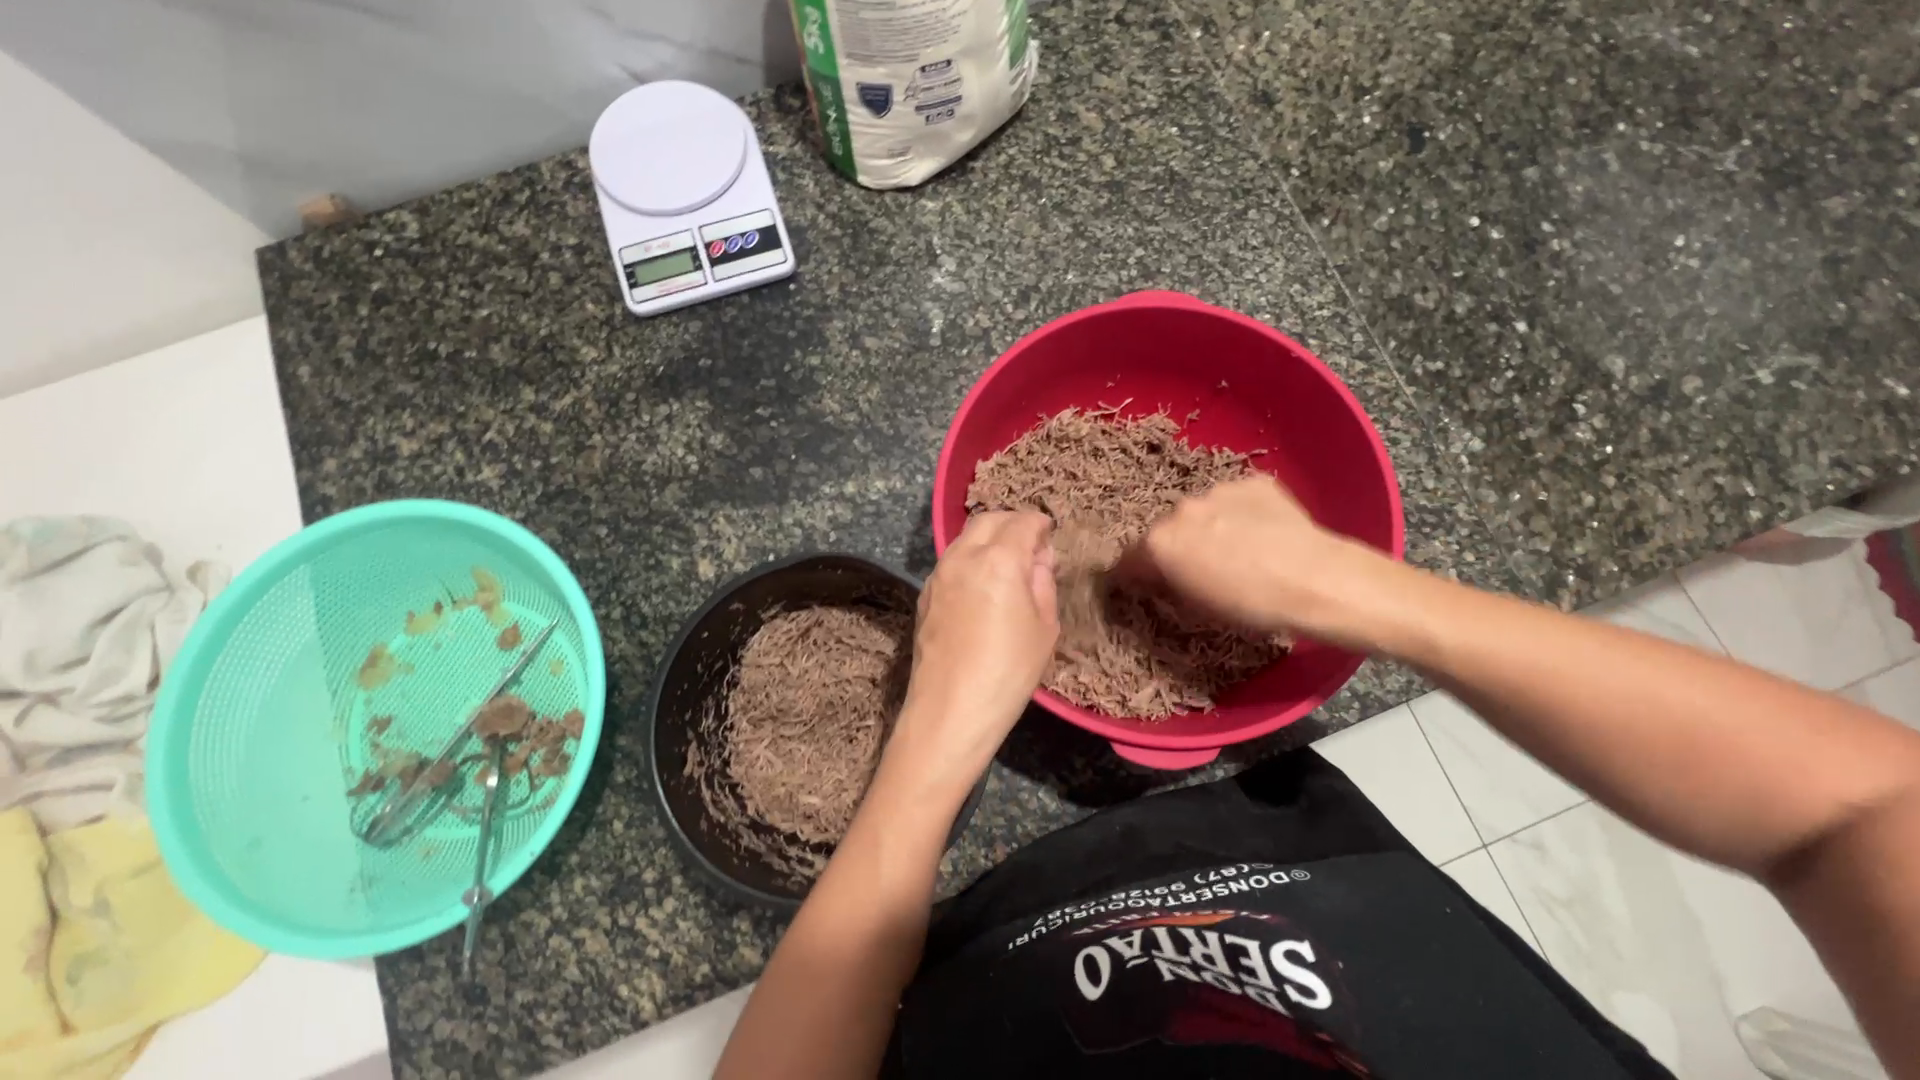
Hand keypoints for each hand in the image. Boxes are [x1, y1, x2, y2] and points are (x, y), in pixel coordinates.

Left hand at [886, 512, 1058, 791]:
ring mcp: (938, 575)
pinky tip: (983, 585)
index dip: (1040, 525)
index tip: (1050, 533)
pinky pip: (952, 562)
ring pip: (965, 539)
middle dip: (1012, 524)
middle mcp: (963, 557)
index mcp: (999, 560)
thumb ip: (1043, 583)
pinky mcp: (925, 595)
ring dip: (989, 540)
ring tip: (1008, 565)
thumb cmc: (1008, 672)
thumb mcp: (1045, 628)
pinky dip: (971, 559)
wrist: (950, 710)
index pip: (1022, 523)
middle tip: (1031, 544)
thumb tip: (1038, 560)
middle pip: (988, 521)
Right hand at [1132, 474, 1384, 645]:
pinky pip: (1236, 499)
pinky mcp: (1252, 482)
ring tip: (1240, 551)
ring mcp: (1218, 491)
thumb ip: (1168, 586)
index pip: (1129, 558)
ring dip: (1209, 527)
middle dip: (1177, 547)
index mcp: (1160, 543)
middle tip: (1201, 570)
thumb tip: (1160, 579)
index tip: (1147, 585)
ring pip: (1202, 512)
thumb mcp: (1198, 609)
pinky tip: (1264, 535)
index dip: (1138, 574)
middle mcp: (1181, 510)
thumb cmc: (1252, 606)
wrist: (1315, 580)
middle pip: (1167, 530)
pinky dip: (1242, 514)